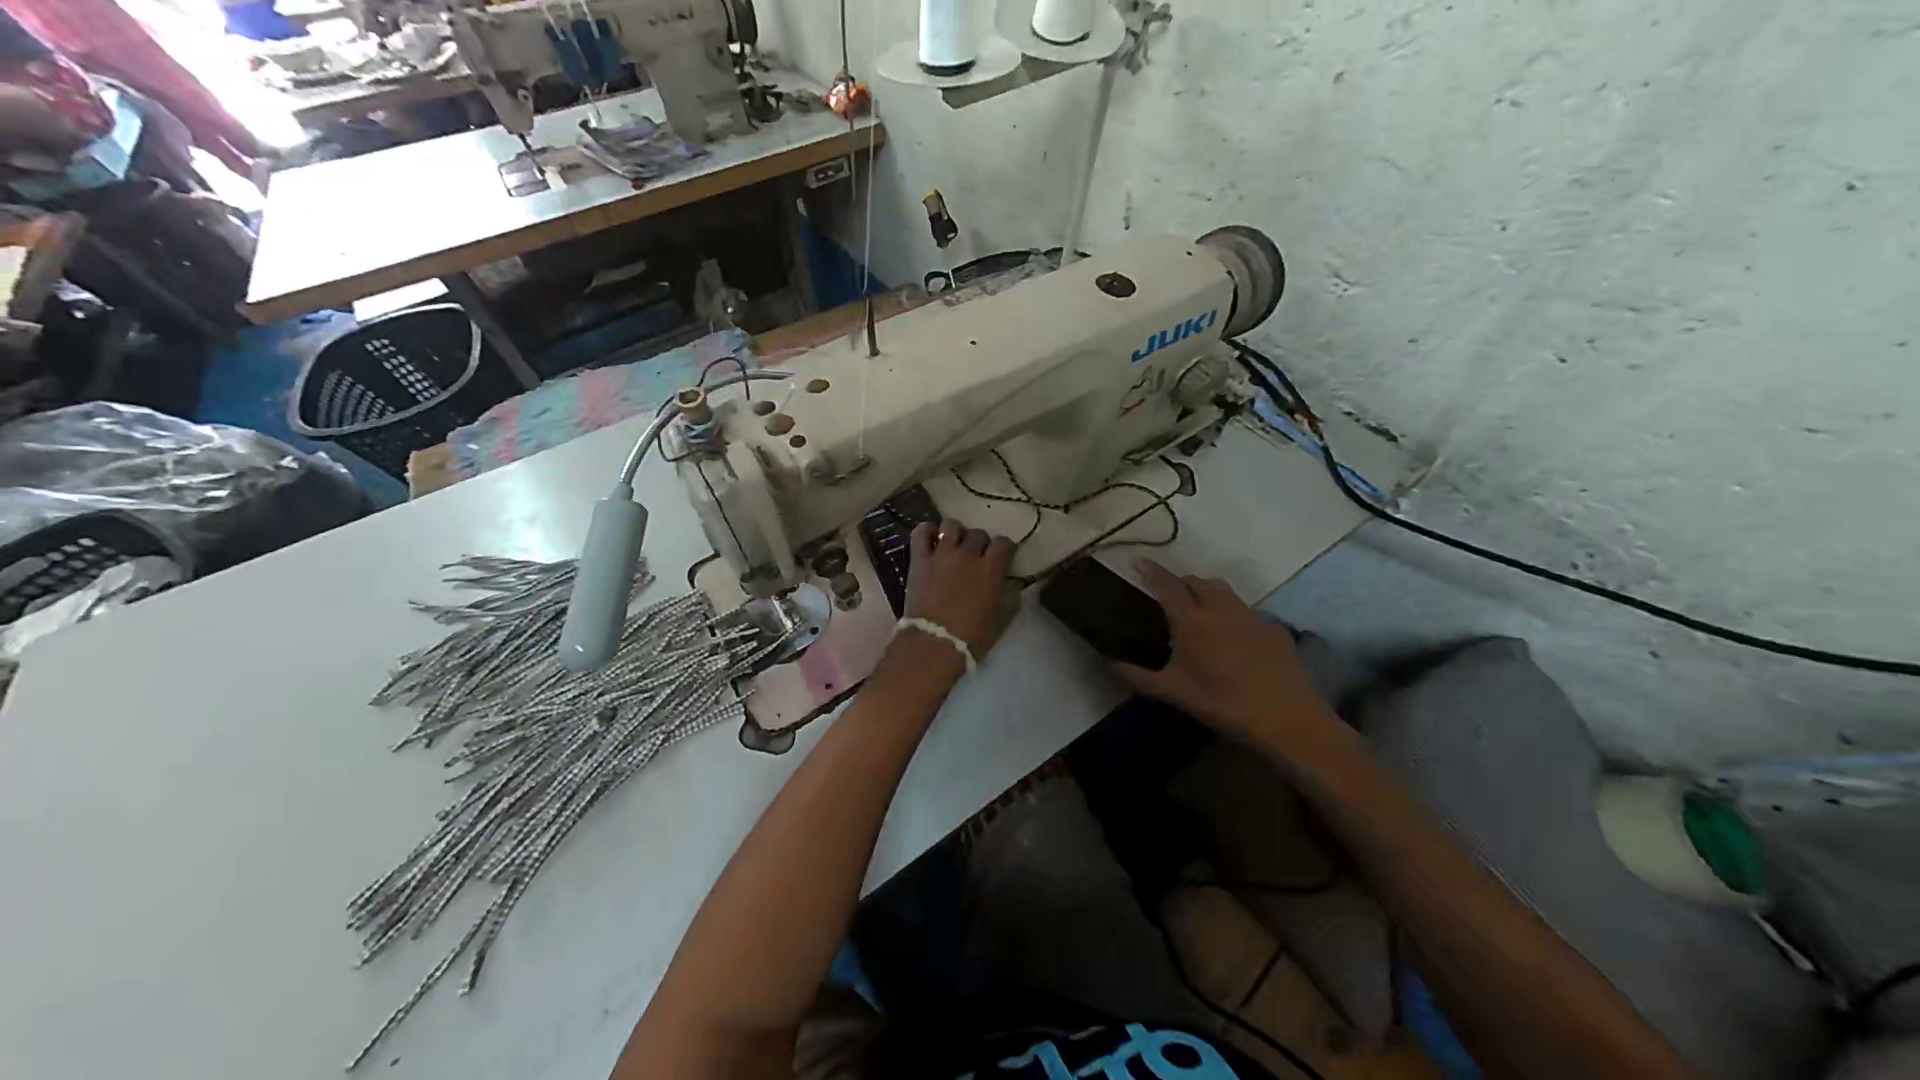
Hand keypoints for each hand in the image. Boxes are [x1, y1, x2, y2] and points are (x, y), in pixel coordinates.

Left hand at [903, 519, 1014, 660]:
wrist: (934, 644)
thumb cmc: (972, 637)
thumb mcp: (1000, 619)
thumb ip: (1010, 597)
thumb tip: (1013, 585)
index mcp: (992, 569)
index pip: (1004, 543)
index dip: (1004, 549)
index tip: (1002, 557)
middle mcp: (968, 554)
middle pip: (978, 533)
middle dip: (980, 543)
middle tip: (976, 557)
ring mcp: (942, 554)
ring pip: (951, 525)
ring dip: (955, 532)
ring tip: (953, 545)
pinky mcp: (919, 559)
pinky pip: (920, 532)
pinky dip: (926, 531)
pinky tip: (930, 538)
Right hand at [1112, 559, 1332, 743]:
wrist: (1286, 719)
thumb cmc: (1222, 703)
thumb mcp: (1173, 693)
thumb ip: (1137, 675)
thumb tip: (1107, 662)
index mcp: (1192, 621)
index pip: (1167, 585)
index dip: (1152, 571)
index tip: (1140, 561)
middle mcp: (1220, 608)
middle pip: (1197, 581)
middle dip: (1180, 581)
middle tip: (1168, 595)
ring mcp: (1250, 615)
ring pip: (1223, 590)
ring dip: (1206, 591)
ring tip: (1198, 609)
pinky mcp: (1272, 628)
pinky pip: (1245, 609)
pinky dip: (1230, 611)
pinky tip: (1231, 636)